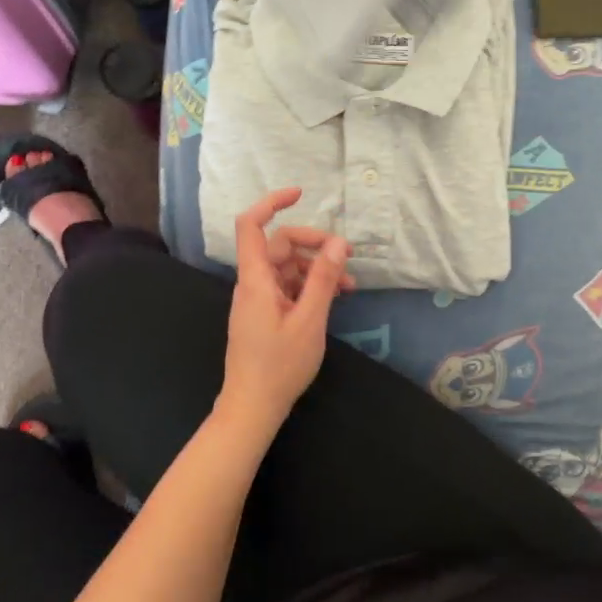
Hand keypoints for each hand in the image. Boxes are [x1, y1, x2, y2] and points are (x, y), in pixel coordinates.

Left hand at [219, 188, 350, 426]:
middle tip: (346, 256)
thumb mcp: (309, 320)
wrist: (252, 407)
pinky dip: (310, 287)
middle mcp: (252, 283)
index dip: (273, 202)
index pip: (252, 225)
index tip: (301, 194)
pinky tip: (334, 299)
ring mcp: (257, 300)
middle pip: (279, 245)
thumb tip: (338, 242)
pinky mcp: (264, 315)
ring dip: (317, 269)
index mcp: (255, 279)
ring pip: (287, 268)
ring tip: (349, 287)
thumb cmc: (279, 365)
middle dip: (314, 244)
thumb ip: (324, 279)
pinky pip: (287, 288)